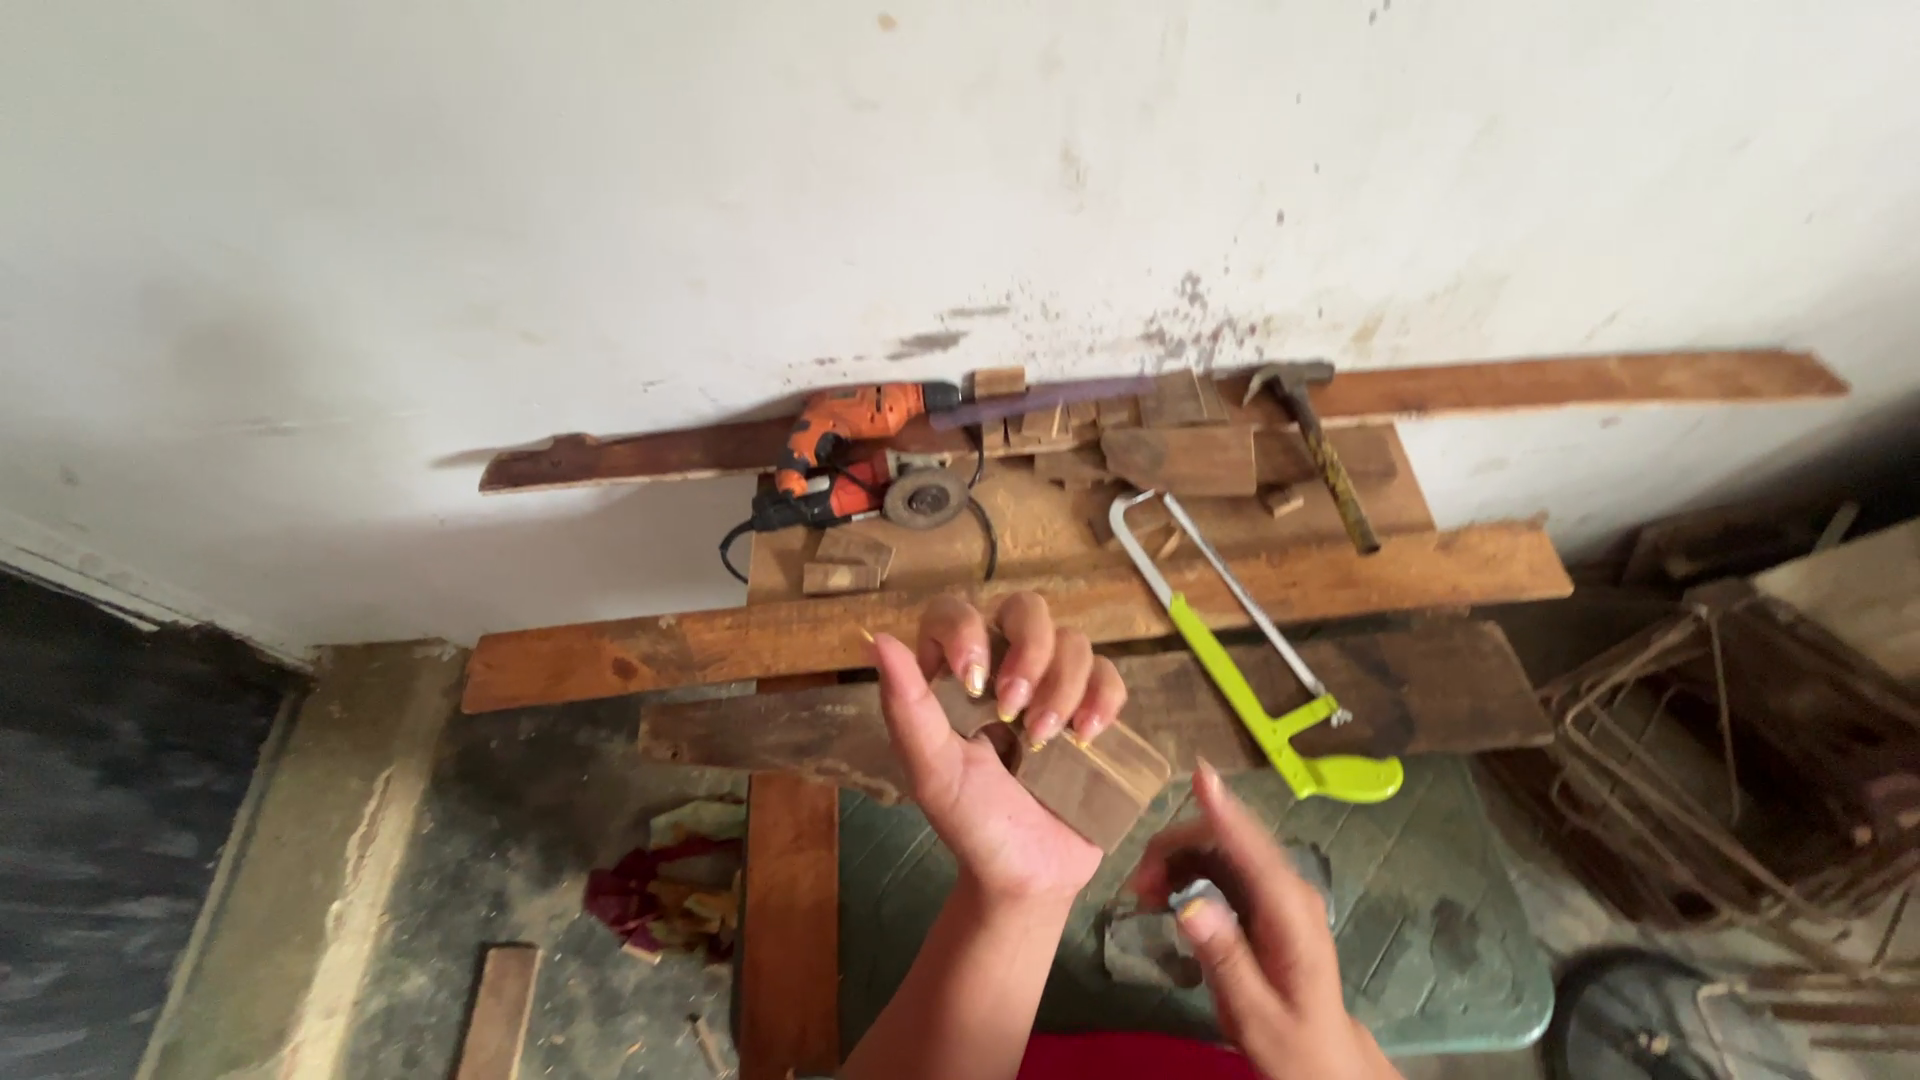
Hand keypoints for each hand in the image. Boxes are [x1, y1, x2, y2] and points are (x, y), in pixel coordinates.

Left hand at [867, 592, 1127, 904]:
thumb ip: (906, 706)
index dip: (965, 629)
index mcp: (957, 676)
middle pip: (1026, 609)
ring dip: (1061, 686)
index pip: (956, 612)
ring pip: (1072, 640)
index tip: (971, 677)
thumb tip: (877, 639)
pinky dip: (1103, 697)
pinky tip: (1087, 736)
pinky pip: (1109, 674)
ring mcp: (1054, 684)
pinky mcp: (1093, 707)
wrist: (1028, 876)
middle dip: (1028, 651)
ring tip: (1045, 740)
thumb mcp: (933, 769)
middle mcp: (1006, 667)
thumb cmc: (970, 821)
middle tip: (1013, 707)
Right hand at [1128, 762, 1401, 1079]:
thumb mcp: (1256, 1016)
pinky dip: (1185, 871)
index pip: (1255, 851)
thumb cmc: (1294, 1044)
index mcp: (1292, 914)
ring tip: (1144, 894)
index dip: (1225, 811)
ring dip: (1175, 860)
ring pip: (1217, 849)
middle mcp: (1287, 888)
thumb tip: (1190, 906)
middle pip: (1226, 841)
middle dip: (1175, 849)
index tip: (1201, 775)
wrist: (1327, 1063)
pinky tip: (1163, 896)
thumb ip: (1225, 960)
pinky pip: (1219, 866)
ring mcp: (1276, 889)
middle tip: (1138, 886)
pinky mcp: (1263, 897)